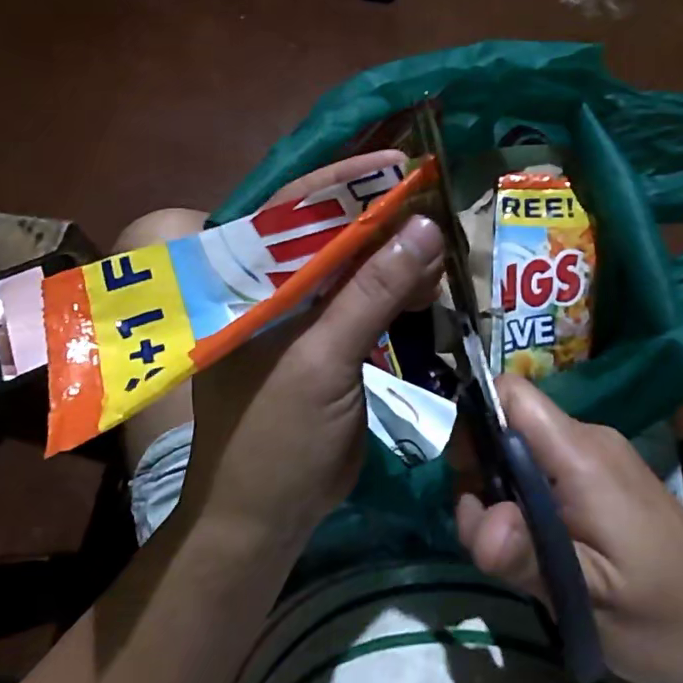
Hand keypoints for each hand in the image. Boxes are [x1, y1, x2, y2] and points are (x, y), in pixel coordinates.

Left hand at [185, 154, 444, 540]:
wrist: (265, 517)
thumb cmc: (276, 438)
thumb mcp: (324, 361)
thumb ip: (371, 292)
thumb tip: (424, 227)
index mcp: (246, 284)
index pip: (294, 212)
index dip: (345, 183)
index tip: (399, 166)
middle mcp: (269, 289)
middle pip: (328, 234)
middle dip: (379, 218)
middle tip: (431, 208)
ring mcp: (298, 316)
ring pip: (351, 267)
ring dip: (393, 255)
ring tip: (436, 251)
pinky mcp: (325, 342)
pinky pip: (363, 302)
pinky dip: (395, 290)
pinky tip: (426, 287)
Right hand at [456, 376, 682, 682]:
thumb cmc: (666, 615)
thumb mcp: (589, 596)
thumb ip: (528, 555)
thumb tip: (476, 518)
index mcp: (580, 455)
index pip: (511, 392)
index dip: (473, 419)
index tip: (465, 478)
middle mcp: (587, 441)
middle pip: (509, 424)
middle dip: (481, 470)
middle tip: (486, 538)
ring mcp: (598, 459)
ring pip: (523, 450)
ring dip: (503, 493)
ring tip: (515, 555)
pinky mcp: (604, 481)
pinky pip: (545, 470)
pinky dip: (526, 501)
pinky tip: (539, 550)